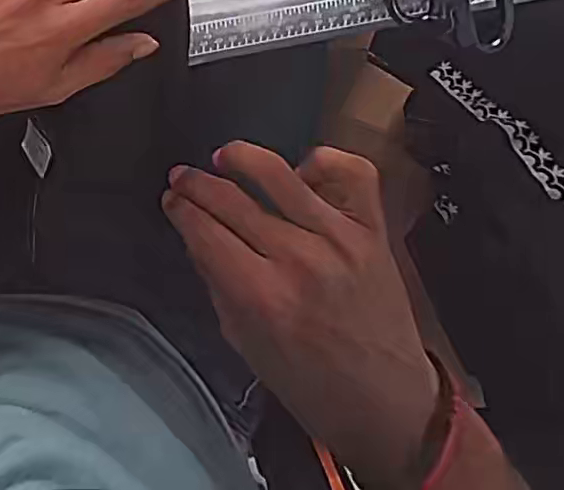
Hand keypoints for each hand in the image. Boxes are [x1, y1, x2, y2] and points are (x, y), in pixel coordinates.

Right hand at [164, 143, 438, 489]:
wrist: (392, 407)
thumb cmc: (309, 383)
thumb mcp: (243, 342)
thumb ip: (215, 281)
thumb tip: (193, 229)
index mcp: (262, 298)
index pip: (202, 229)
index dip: (178, 208)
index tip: (170, 199)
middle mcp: (298, 260)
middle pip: (228, 197)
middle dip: (194, 182)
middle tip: (181, 177)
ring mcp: (339, 238)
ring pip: (277, 172)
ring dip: (239, 156)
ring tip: (224, 157)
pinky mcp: (372, 229)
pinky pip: (346, 171)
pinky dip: (319, 162)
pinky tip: (299, 174)